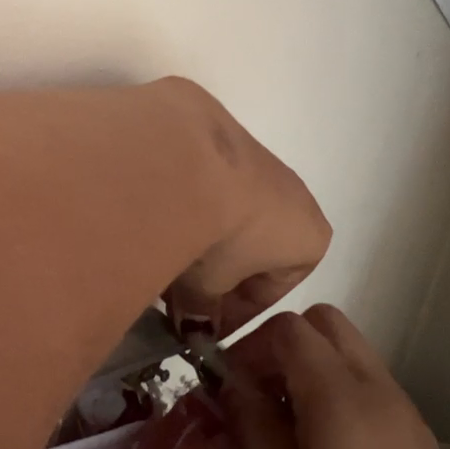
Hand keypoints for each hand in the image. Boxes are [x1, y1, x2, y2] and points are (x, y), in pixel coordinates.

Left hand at [152, 82, 331, 337]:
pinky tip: (141, 203)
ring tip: (151, 245)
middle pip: (249, 241)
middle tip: (171, 286)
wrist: (181, 155)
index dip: (235, 311)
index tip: (200, 323)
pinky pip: (192, 164)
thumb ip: (201, 311)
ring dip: (193, 223)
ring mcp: (250, 149)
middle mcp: (291, 189)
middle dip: (212, 265)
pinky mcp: (208, 119)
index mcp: (308, 234)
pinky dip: (172, 186)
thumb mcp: (205, 288)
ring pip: (222, 199)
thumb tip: (190, 329)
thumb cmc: (212, 234)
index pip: (275, 287)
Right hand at [223, 305, 449, 448]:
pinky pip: (368, 380)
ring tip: (289, 416)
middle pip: (324, 321)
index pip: (287, 326)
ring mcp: (404, 408)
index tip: (232, 381)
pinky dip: (337, 385)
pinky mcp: (417, 432)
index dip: (251, 343)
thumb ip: (252, 426)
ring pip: (348, 347)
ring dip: (311, 363)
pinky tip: (324, 439)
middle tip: (261, 387)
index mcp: (340, 397)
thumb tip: (231, 383)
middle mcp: (377, 388)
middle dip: (283, 342)